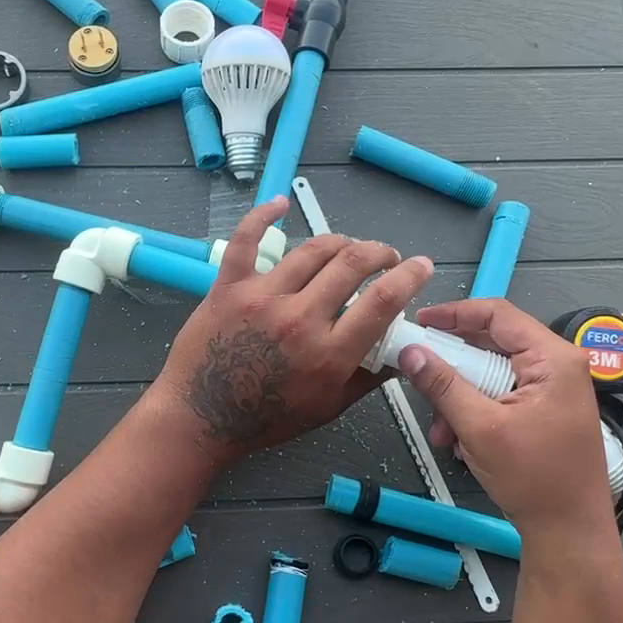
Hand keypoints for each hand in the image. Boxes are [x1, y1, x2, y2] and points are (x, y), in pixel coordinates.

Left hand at [146, 197, 433, 466]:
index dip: (410, 277)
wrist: (201, 417)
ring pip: (313, 250)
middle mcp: (300, 319)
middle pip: (353, 264)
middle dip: (379, 253)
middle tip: (385, 257)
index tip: (420, 266)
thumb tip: (404, 355)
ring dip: (341, 242)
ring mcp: (263, 298)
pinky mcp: (230, 287)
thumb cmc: (266, 418)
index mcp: (330, 353)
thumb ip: (368, 378)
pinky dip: (263, 215)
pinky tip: (280, 203)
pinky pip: (247, 240)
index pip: (384, 301)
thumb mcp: (328, 407)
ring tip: (349, 247)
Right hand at [397, 298, 612, 533]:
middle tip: (421, 380)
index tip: (420, 322)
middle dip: (452, 368)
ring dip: (459, 396)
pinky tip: (460, 439)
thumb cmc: (534, 478)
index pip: (498, 314)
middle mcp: (557, 366)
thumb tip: (411, 352)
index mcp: (552, 359)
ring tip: (443, 430)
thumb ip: (443, 385)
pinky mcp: (543, 410)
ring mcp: (551, 389)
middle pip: (491, 344)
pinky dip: (474, 411)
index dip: (454, 313)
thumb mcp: (480, 428)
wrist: (569, 531)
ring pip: (490, 373)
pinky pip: (499, 394)